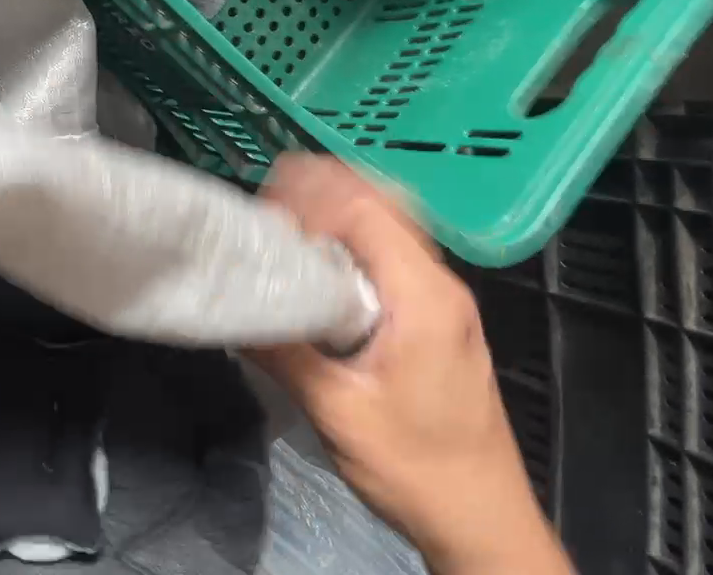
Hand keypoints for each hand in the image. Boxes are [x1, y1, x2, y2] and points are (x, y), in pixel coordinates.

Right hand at [245, 155, 571, 574]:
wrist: (485, 524)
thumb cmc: (415, 467)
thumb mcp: (337, 411)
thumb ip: (282, 353)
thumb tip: (228, 307)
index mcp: (424, 299)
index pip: (367, 212)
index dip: (313, 196)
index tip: (264, 208)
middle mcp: (441, 286)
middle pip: (384, 204)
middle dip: (324, 189)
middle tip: (267, 201)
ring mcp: (445, 301)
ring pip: (391, 225)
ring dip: (339, 209)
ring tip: (284, 219)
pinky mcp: (438, 318)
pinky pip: (392, 253)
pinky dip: (354, 236)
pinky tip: (318, 258)